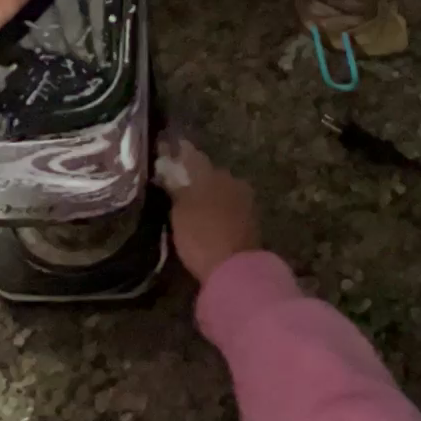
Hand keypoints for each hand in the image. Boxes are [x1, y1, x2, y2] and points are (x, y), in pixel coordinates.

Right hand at [156, 132, 260, 282]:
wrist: (236, 269)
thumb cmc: (201, 236)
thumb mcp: (180, 212)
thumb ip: (176, 189)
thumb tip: (169, 172)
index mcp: (211, 173)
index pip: (193, 156)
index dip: (180, 153)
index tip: (168, 150)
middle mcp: (231, 180)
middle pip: (209, 173)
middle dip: (195, 176)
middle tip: (179, 184)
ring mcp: (245, 199)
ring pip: (222, 189)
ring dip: (209, 193)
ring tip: (193, 203)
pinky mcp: (252, 219)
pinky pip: (230, 205)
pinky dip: (219, 207)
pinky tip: (209, 216)